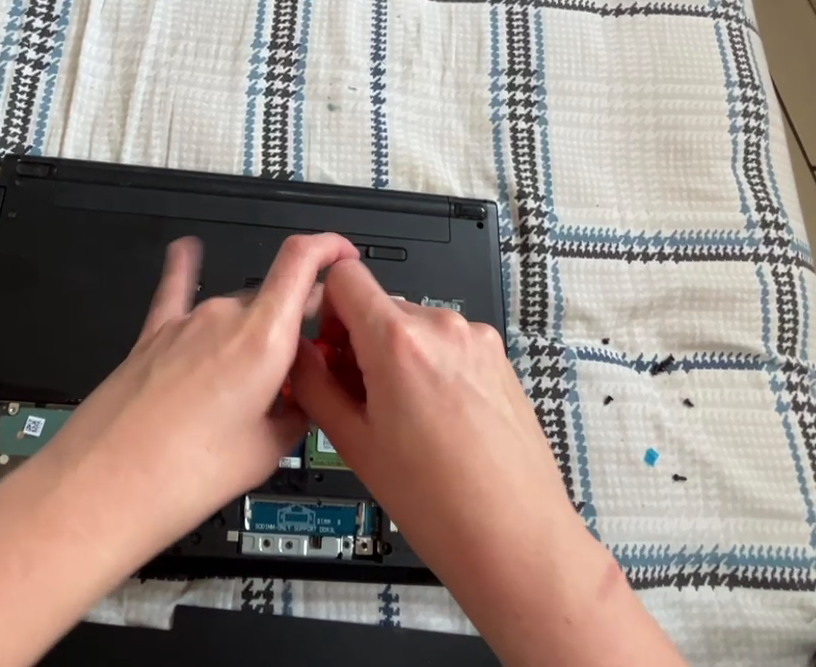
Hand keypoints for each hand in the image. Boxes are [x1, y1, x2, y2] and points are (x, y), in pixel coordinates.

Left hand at [0, 233, 358, 666]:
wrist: (103, 487)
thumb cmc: (180, 475)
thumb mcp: (266, 452)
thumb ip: (295, 411)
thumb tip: (301, 399)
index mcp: (262, 338)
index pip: (303, 260)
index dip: (330, 248)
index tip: (345, 254)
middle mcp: (223, 315)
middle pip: (274, 296)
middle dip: (297, 319)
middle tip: (306, 364)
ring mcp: (185, 322)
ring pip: (236, 309)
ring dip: (254, 331)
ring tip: (252, 381)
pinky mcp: (153, 336)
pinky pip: (175, 293)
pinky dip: (184, 271)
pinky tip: (184, 249)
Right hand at [288, 259, 685, 666]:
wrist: (516, 539)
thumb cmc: (443, 504)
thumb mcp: (354, 444)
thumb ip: (315, 386)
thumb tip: (299, 357)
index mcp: (399, 342)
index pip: (344, 276)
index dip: (328, 308)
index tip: (329, 344)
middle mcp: (442, 327)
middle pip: (379, 304)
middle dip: (360, 341)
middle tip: (360, 396)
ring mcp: (477, 340)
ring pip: (414, 325)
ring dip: (398, 355)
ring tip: (403, 417)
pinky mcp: (499, 357)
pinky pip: (448, 342)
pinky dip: (432, 366)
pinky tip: (435, 418)